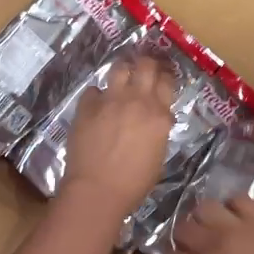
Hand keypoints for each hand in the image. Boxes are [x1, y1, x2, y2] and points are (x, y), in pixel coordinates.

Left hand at [61, 55, 174, 217]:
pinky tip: (97, 105)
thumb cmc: (134, 182)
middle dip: (147, 63)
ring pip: (119, 68)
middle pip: (145, 65)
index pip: (167, 81)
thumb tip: (158, 119)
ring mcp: (109, 100)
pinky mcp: (86, 106)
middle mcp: (136, 100)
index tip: (164, 76)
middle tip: (145, 68)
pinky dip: (97, 95)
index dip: (166, 75)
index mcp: (159, 115)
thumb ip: (159, 130)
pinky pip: (93, 90)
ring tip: (122, 77)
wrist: (97, 190)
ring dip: (123, 70)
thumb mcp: (158, 155)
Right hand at [167, 197, 253, 253]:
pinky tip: (236, 220)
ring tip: (212, 229)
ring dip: (203, 218)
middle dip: (182, 239)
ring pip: (204, 206)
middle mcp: (216, 245)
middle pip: (182, 228)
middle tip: (192, 248)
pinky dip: (232, 207)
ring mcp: (240, 227)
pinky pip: (237, 199)